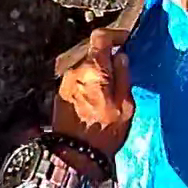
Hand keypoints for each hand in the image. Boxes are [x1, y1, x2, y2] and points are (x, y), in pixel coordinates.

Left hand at [53, 28, 133, 157]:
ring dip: (98, 71)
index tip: (126, 40)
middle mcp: (76, 70)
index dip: (115, 35)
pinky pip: (78, 78)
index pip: (100, 37)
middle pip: (92, 52)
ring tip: (111, 89)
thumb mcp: (125, 106)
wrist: (75, 152)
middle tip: (123, 70)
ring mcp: (66, 80)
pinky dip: (89, 81)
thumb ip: (123, 77)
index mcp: (93, 70)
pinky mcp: (61, 91)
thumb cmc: (104, 132)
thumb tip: (121, 57)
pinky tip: (98, 98)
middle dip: (108, 58)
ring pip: (85, 66)